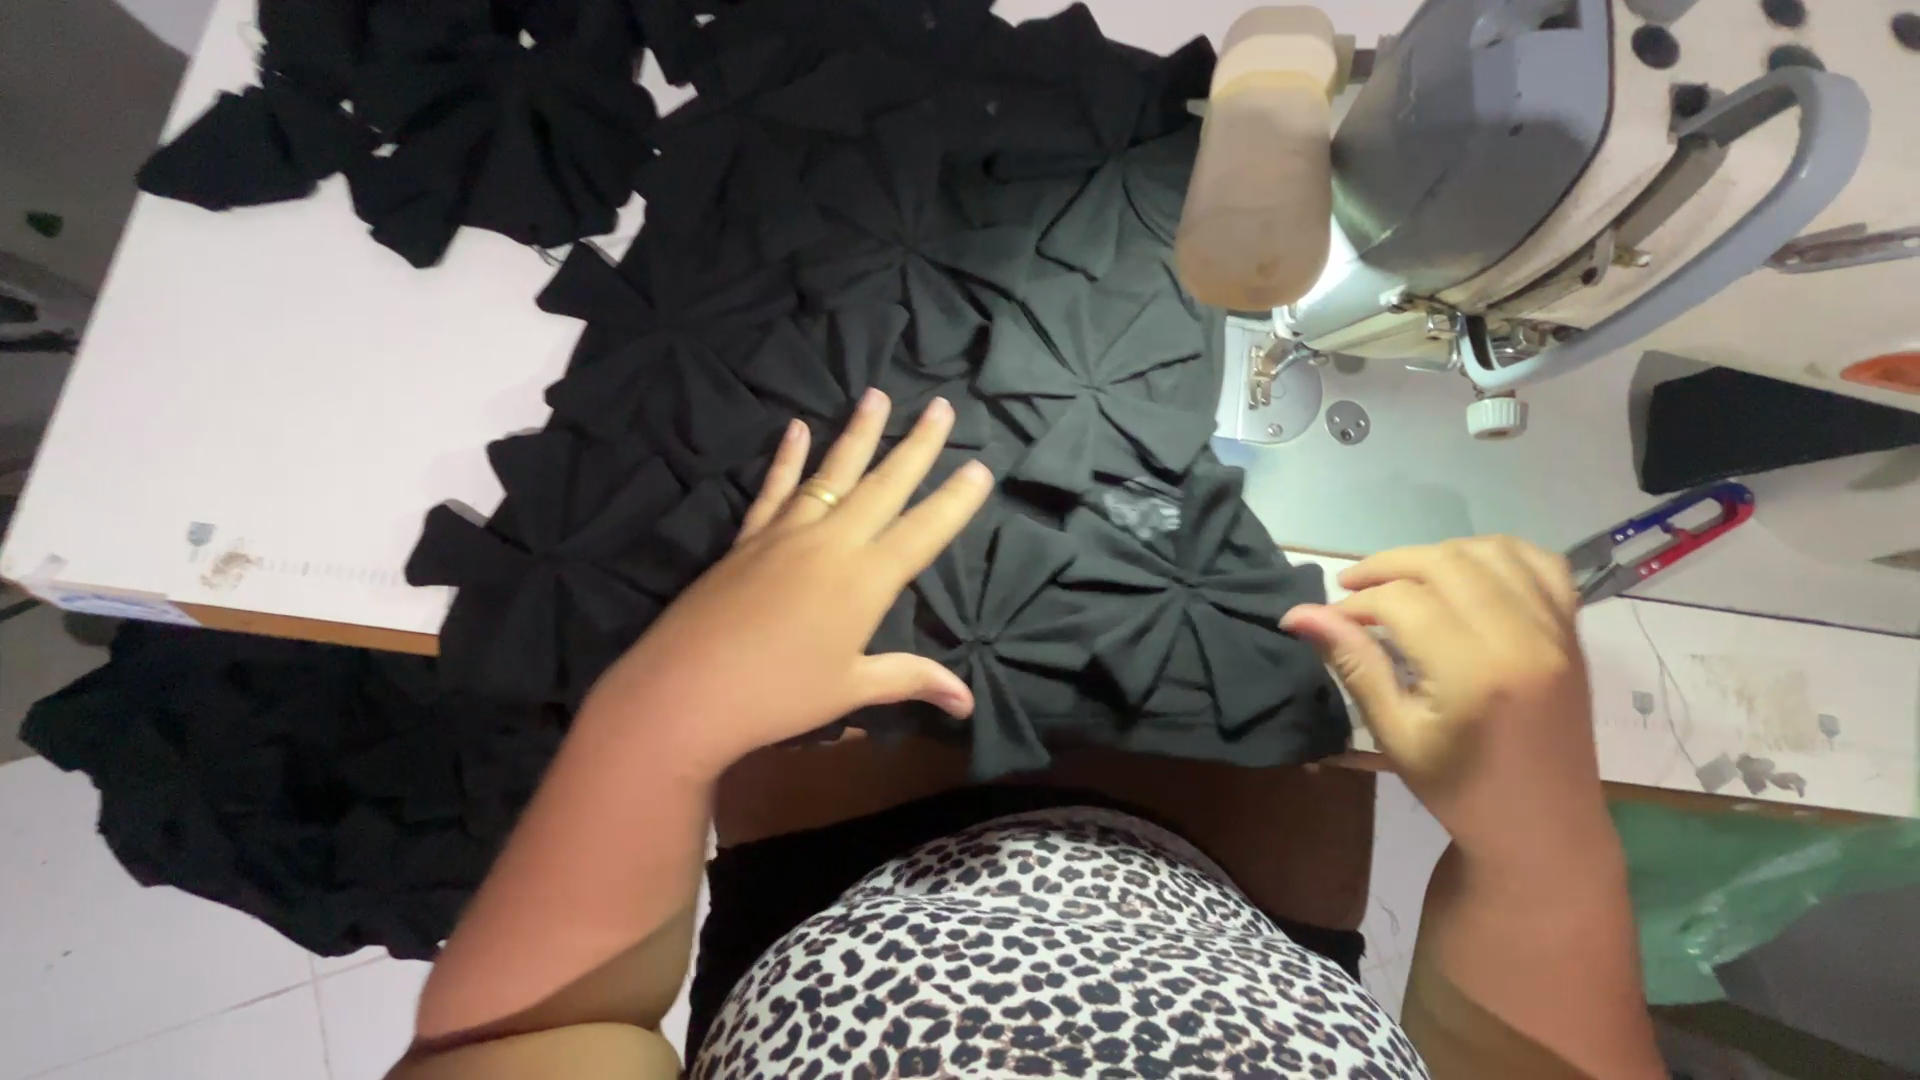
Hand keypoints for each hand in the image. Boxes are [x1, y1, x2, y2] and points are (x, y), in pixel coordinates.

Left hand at [581, 389, 992, 780]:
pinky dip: (787, 458)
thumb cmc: (778, 696)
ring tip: (876, 395)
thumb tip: (966, 702)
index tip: (980, 467)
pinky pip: (775, 488)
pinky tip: (796, 428)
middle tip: (941, 406)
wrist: (684, 692)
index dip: (955, 500)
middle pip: (883, 485)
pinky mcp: (748, 538)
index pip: (923, 531)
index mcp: (866, 580)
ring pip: (831, 472)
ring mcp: (786, 533)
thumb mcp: (851, 688)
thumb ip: (911, 679)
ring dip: (858, 433)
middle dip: (917, 445)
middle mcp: (832, 543)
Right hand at [1281, 537, 1611, 866]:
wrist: (1546, 830)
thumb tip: (1298, 615)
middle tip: (1353, 588)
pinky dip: (1498, 554)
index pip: (1403, 600)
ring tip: (1404, 579)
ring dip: (1438, 553)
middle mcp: (1522, 639)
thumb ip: (1353, 662)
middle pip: (1445, 562)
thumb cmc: (1460, 790)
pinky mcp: (1572, 634)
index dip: (1356, 603)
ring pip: (1491, 551)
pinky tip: (1465, 572)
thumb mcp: (1394, 732)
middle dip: (1388, 565)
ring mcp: (1556, 632)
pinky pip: (1541, 565)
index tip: (1330, 621)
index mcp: (1474, 672)